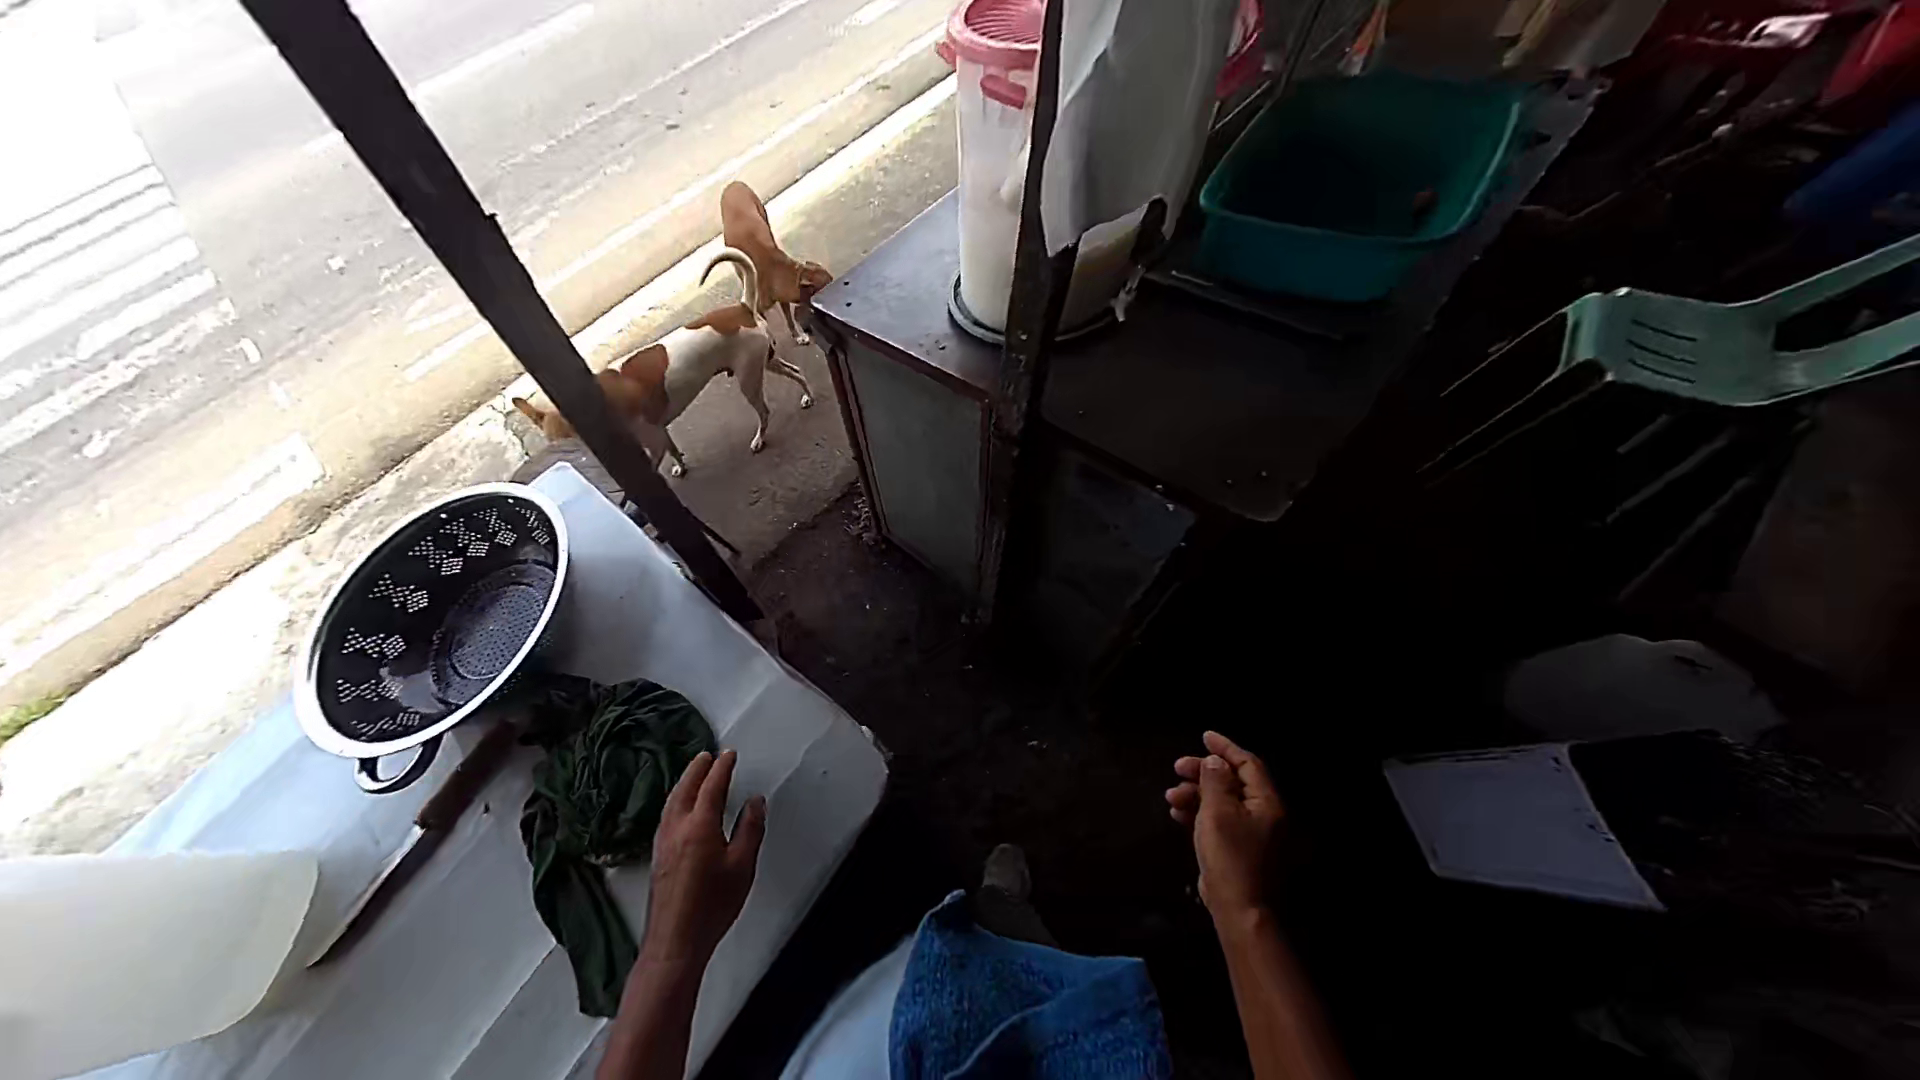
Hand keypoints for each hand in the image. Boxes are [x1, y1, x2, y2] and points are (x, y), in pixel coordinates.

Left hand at [641, 750, 766, 967]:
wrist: (674, 943)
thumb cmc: (712, 906)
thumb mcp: (742, 865)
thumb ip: (750, 829)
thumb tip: (755, 802)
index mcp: (700, 826)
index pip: (712, 787)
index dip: (722, 768)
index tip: (729, 754)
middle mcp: (677, 829)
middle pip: (685, 789)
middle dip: (697, 769)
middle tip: (707, 755)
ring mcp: (663, 843)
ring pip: (672, 802)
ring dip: (684, 782)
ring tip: (693, 773)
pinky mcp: (657, 857)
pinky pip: (666, 815)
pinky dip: (676, 799)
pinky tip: (679, 806)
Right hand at [1166, 731, 1283, 918]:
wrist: (1238, 910)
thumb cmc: (1230, 856)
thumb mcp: (1217, 811)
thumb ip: (1215, 780)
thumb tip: (1215, 761)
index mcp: (1267, 803)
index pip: (1247, 764)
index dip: (1225, 747)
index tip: (1204, 736)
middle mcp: (1265, 815)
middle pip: (1232, 781)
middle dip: (1203, 772)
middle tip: (1178, 767)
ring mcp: (1253, 833)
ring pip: (1221, 800)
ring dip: (1195, 793)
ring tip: (1172, 796)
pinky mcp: (1239, 848)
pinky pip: (1218, 819)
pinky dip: (1198, 812)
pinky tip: (1178, 813)